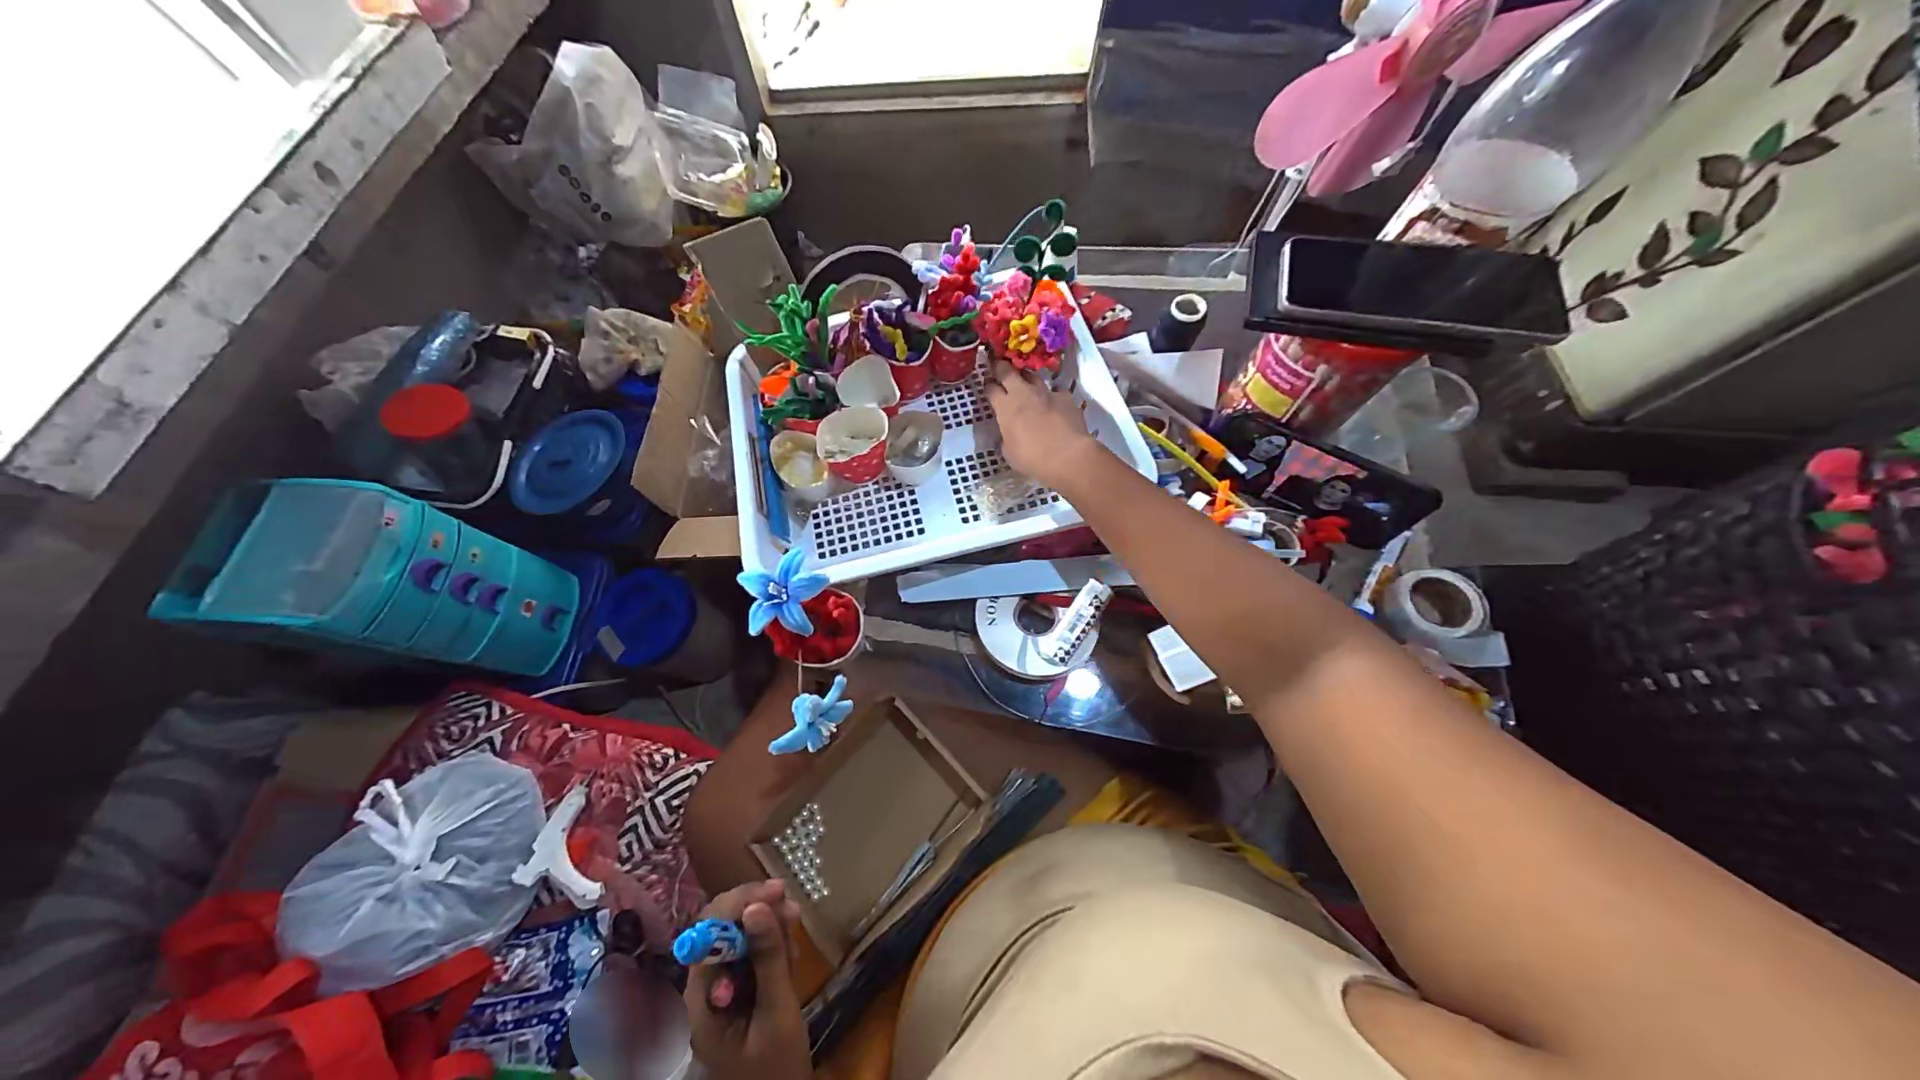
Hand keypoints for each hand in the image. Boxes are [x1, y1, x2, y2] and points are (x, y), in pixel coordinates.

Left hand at [683, 880, 811, 1079]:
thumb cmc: (776, 1069)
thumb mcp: (778, 1013)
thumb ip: (768, 958)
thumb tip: (759, 905)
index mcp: (701, 998)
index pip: (709, 933)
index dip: (739, 904)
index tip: (777, 891)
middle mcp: (703, 988)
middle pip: (720, 930)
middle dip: (755, 910)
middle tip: (791, 906)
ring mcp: (720, 989)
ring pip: (737, 937)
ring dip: (766, 925)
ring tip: (795, 926)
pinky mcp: (737, 991)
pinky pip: (748, 954)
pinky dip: (770, 944)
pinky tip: (790, 951)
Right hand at [982, 360, 1103, 489]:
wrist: (1067, 455)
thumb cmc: (1033, 458)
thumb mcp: (1009, 452)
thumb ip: (1006, 436)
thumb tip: (1008, 432)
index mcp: (1005, 407)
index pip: (991, 389)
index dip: (988, 386)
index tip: (988, 386)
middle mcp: (1023, 393)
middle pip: (1008, 371)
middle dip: (1001, 367)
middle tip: (999, 366)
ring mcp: (1046, 392)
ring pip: (1032, 376)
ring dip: (1026, 378)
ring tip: (1026, 383)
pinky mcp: (1065, 396)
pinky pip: (1055, 390)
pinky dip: (1052, 395)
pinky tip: (1054, 403)